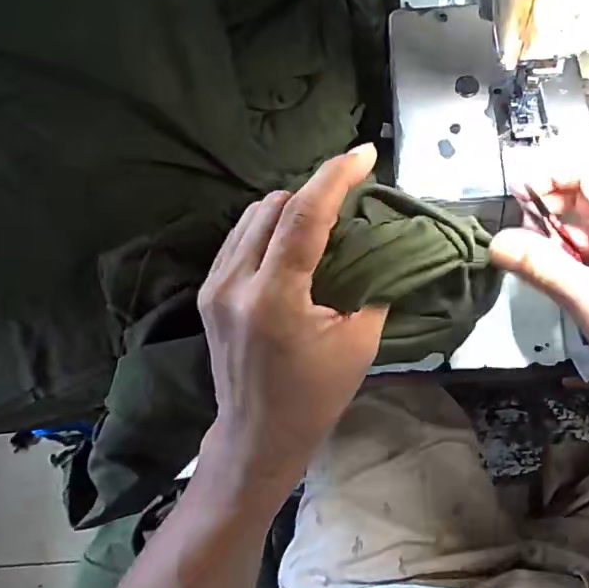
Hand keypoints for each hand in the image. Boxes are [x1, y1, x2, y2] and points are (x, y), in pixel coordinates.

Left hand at [196, 146, 389, 505]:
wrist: (257, 433)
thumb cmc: (314, 396)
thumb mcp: (358, 342)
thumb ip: (370, 283)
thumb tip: (380, 242)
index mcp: (273, 298)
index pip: (303, 217)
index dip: (335, 178)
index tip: (364, 154)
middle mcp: (234, 283)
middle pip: (274, 207)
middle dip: (315, 191)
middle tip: (350, 195)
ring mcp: (214, 286)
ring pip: (252, 216)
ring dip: (290, 206)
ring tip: (324, 213)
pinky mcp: (208, 291)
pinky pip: (239, 237)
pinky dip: (268, 225)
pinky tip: (292, 235)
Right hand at [489, 169, 588, 403]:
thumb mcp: (587, 298)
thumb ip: (540, 266)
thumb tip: (496, 242)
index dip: (551, 177)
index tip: (516, 196)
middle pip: (581, 192)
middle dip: (545, 205)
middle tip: (515, 229)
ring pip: (578, 219)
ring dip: (549, 230)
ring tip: (526, 252)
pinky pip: (581, 243)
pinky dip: (558, 249)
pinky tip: (542, 267)